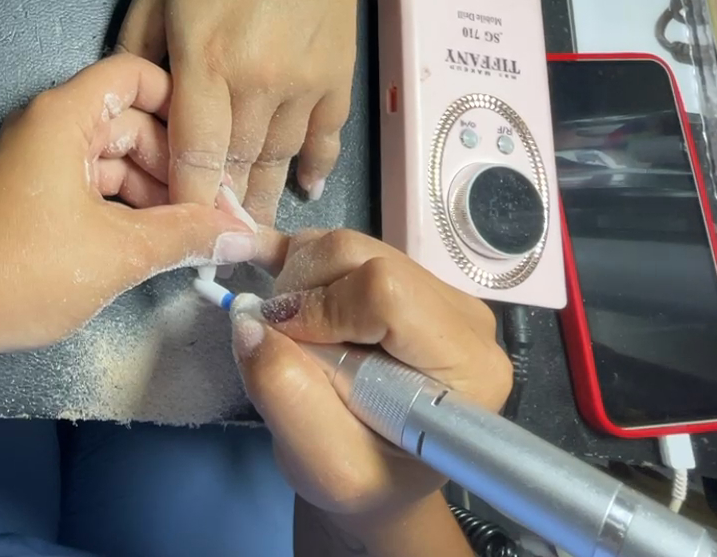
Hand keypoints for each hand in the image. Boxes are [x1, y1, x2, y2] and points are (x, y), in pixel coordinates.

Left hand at [0, 55, 274, 353]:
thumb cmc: (25, 269)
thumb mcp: (116, 253)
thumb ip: (186, 235)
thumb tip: (243, 234)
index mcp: (63, 115)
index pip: (135, 74)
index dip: (182, 102)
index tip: (219, 146)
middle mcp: (51, 122)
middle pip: (131, 119)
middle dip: (176, 162)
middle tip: (222, 208)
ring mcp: (42, 155)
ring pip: (115, 154)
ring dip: (155, 188)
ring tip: (199, 231)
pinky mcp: (38, 187)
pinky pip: (95, 179)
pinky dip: (127, 203)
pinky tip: (161, 237)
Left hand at [119, 0, 400, 221]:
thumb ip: (134, 56)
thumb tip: (122, 110)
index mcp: (204, 62)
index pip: (194, 153)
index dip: (186, 200)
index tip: (174, 231)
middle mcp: (257, 84)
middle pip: (235, 167)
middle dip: (218, 209)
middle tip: (202, 241)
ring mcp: (304, 87)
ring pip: (276, 163)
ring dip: (258, 200)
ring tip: (242, 231)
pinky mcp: (338, 85)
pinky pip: (322, 143)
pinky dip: (309, 171)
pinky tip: (297, 193)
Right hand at [233, 230, 511, 520]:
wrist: (374, 466)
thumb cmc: (364, 474)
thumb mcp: (325, 464)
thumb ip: (287, 395)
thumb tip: (250, 324)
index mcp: (465, 364)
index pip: (387, 291)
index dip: (322, 308)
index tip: (291, 345)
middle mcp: (459, 314)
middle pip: (357, 255)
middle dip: (301, 291)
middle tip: (287, 341)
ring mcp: (427, 285)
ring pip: (340, 245)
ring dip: (296, 280)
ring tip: (296, 332)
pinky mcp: (390, 268)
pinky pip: (332, 242)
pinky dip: (291, 261)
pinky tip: (280, 296)